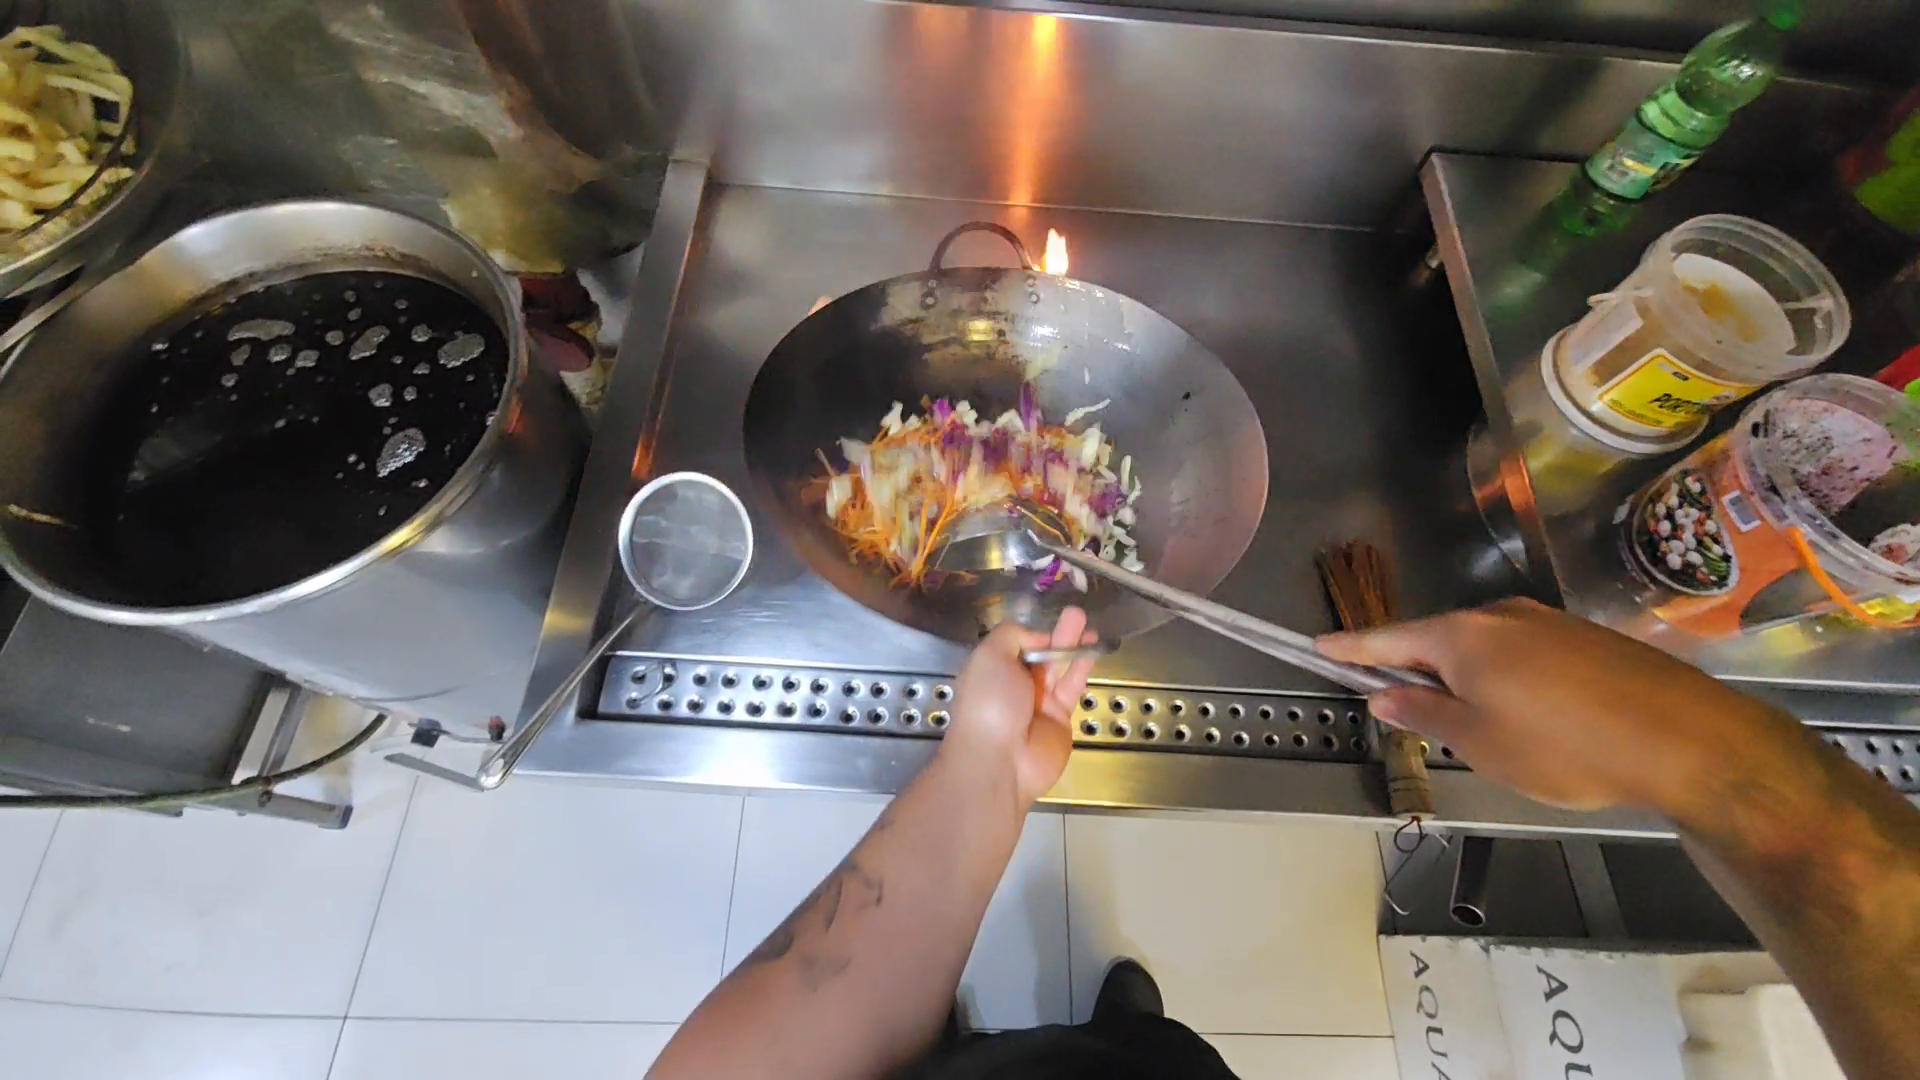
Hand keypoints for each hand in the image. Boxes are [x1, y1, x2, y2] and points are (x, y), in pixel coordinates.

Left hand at [943, 607, 1097, 806]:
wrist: (1000, 759)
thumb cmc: (988, 702)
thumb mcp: (989, 655)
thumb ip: (1013, 636)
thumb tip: (1037, 638)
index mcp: (992, 669)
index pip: (1016, 645)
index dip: (1033, 634)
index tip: (1047, 625)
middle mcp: (1014, 684)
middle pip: (1040, 654)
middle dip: (1058, 635)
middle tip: (1077, 614)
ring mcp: (1038, 702)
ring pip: (1059, 667)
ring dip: (1073, 645)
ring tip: (1088, 624)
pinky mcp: (1060, 717)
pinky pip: (1072, 687)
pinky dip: (1082, 667)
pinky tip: (1093, 649)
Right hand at [1318, 597, 1803, 816]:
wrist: (1699, 745)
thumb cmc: (1565, 747)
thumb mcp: (1478, 742)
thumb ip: (1423, 714)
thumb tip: (1386, 696)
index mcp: (1460, 637)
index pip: (1387, 638)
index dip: (1350, 646)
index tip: (1318, 645)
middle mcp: (1498, 616)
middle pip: (1435, 639)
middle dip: (1413, 667)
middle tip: (1400, 700)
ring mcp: (1547, 621)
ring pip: (1481, 646)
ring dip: (1462, 674)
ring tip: (1472, 719)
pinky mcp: (1587, 637)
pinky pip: (1521, 651)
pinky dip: (1504, 675)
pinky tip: (1527, 712)